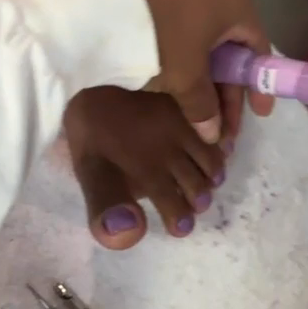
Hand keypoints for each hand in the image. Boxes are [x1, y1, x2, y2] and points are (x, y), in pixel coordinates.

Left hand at [65, 0, 272, 248]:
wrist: (95, 1)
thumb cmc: (158, 39)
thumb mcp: (186, 78)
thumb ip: (205, 108)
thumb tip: (213, 135)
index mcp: (236, 3)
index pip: (258, 49)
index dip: (257, 86)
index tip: (257, 114)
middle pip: (231, 48)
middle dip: (227, 91)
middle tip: (223, 127)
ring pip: (204, 42)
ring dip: (204, 80)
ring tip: (199, 113)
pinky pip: (182, 31)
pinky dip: (184, 60)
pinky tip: (177, 85)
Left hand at [66, 87, 224, 245]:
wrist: (88, 72)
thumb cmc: (88, 126)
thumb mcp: (89, 169)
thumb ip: (107, 206)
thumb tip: (129, 236)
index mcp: (150, 171)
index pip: (176, 207)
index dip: (180, 219)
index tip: (180, 226)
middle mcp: (174, 152)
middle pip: (198, 186)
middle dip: (198, 199)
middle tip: (196, 205)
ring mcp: (184, 125)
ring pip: (211, 160)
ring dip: (211, 175)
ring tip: (207, 182)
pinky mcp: (188, 101)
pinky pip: (215, 126)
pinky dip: (219, 142)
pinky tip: (213, 148)